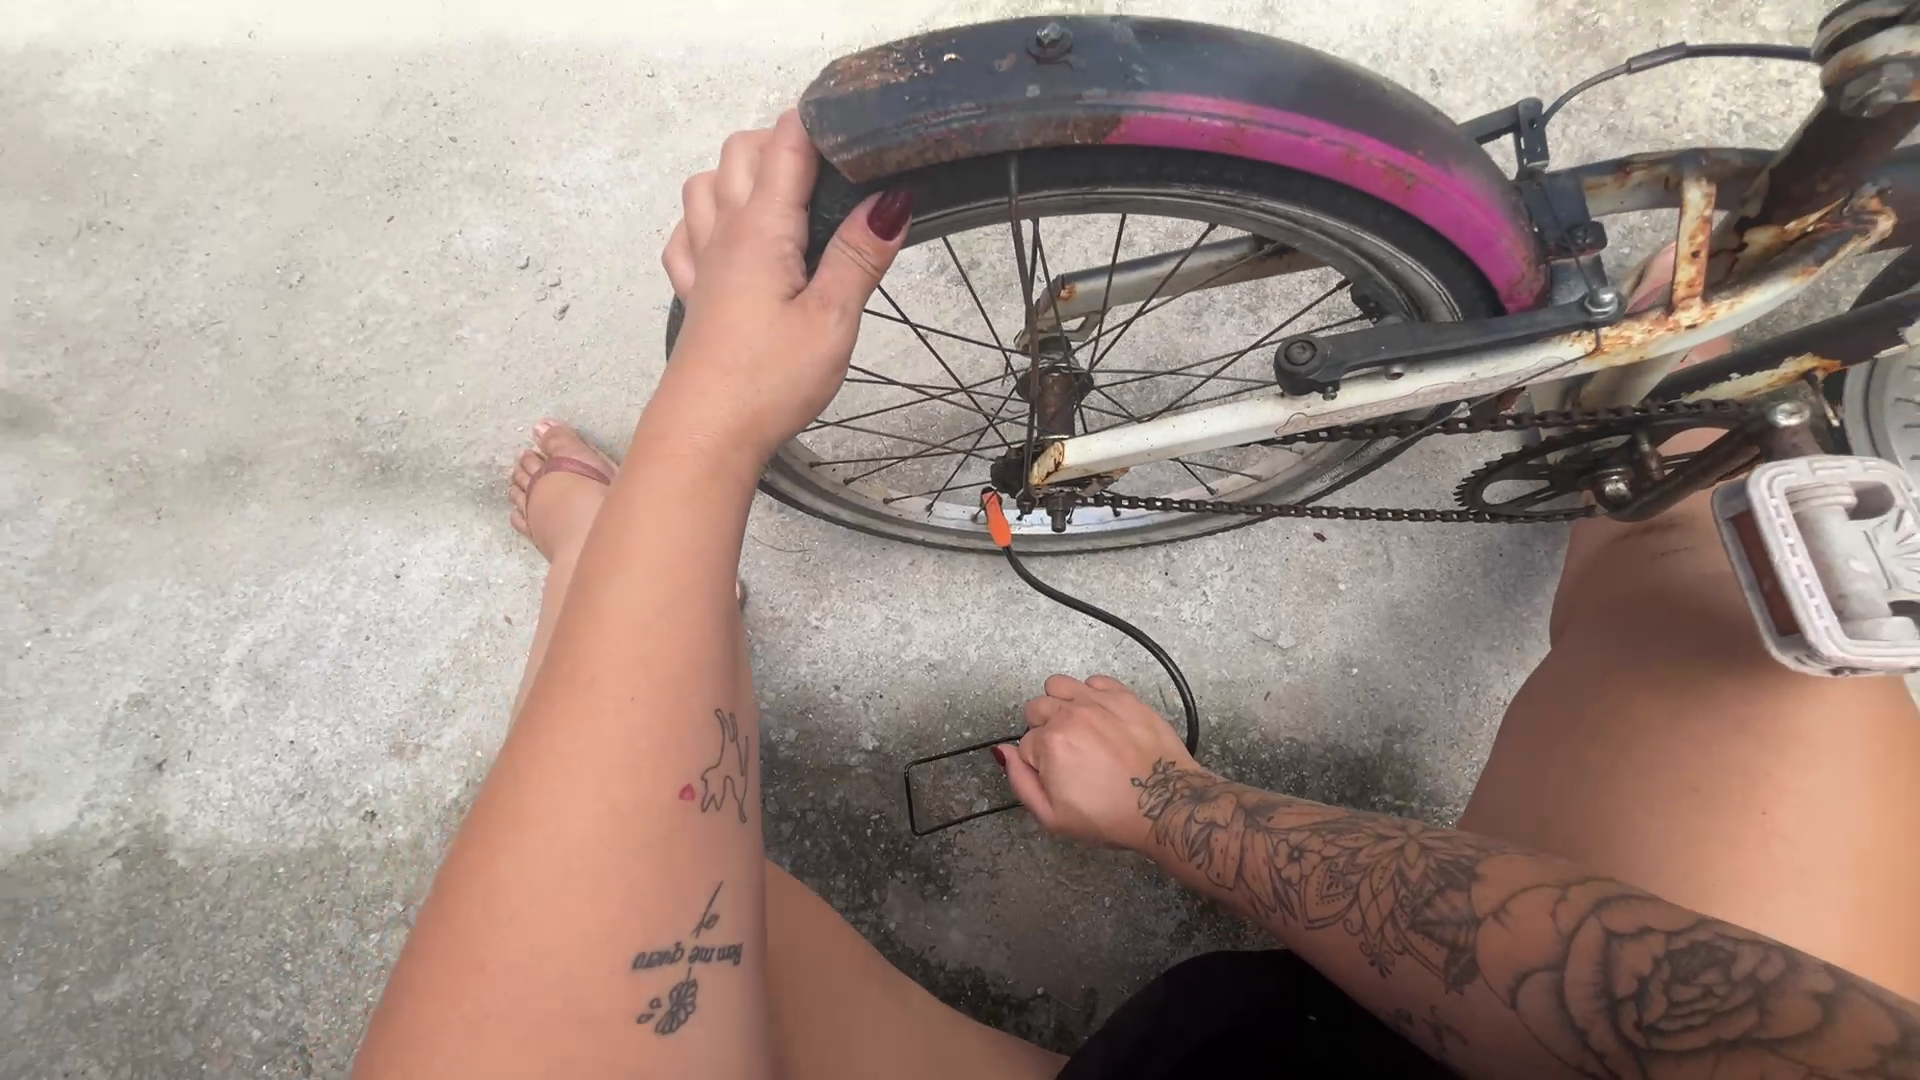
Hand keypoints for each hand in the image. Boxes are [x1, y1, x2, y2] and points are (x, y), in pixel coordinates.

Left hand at [655, 110, 911, 463]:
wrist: (708, 433)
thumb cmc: (770, 380)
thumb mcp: (832, 319)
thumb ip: (859, 258)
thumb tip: (891, 200)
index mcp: (762, 229)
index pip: (786, 145)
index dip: (819, 124)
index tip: (855, 128)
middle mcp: (724, 233)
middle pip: (740, 151)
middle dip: (782, 142)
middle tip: (830, 172)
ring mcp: (702, 263)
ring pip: (706, 185)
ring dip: (738, 173)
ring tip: (781, 199)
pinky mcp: (695, 296)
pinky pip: (686, 235)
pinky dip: (705, 220)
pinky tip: (728, 241)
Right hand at [997, 674, 1204, 850]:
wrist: (1167, 805)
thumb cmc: (1113, 815)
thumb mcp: (1054, 818)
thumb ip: (1020, 781)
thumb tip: (1004, 752)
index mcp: (1050, 743)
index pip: (1025, 744)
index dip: (1037, 763)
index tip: (1056, 776)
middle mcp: (1070, 714)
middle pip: (1036, 708)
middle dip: (1043, 729)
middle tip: (1065, 753)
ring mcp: (1098, 701)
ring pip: (1058, 685)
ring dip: (1060, 703)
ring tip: (1076, 726)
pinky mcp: (1123, 696)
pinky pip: (1094, 680)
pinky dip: (1091, 694)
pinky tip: (1100, 717)